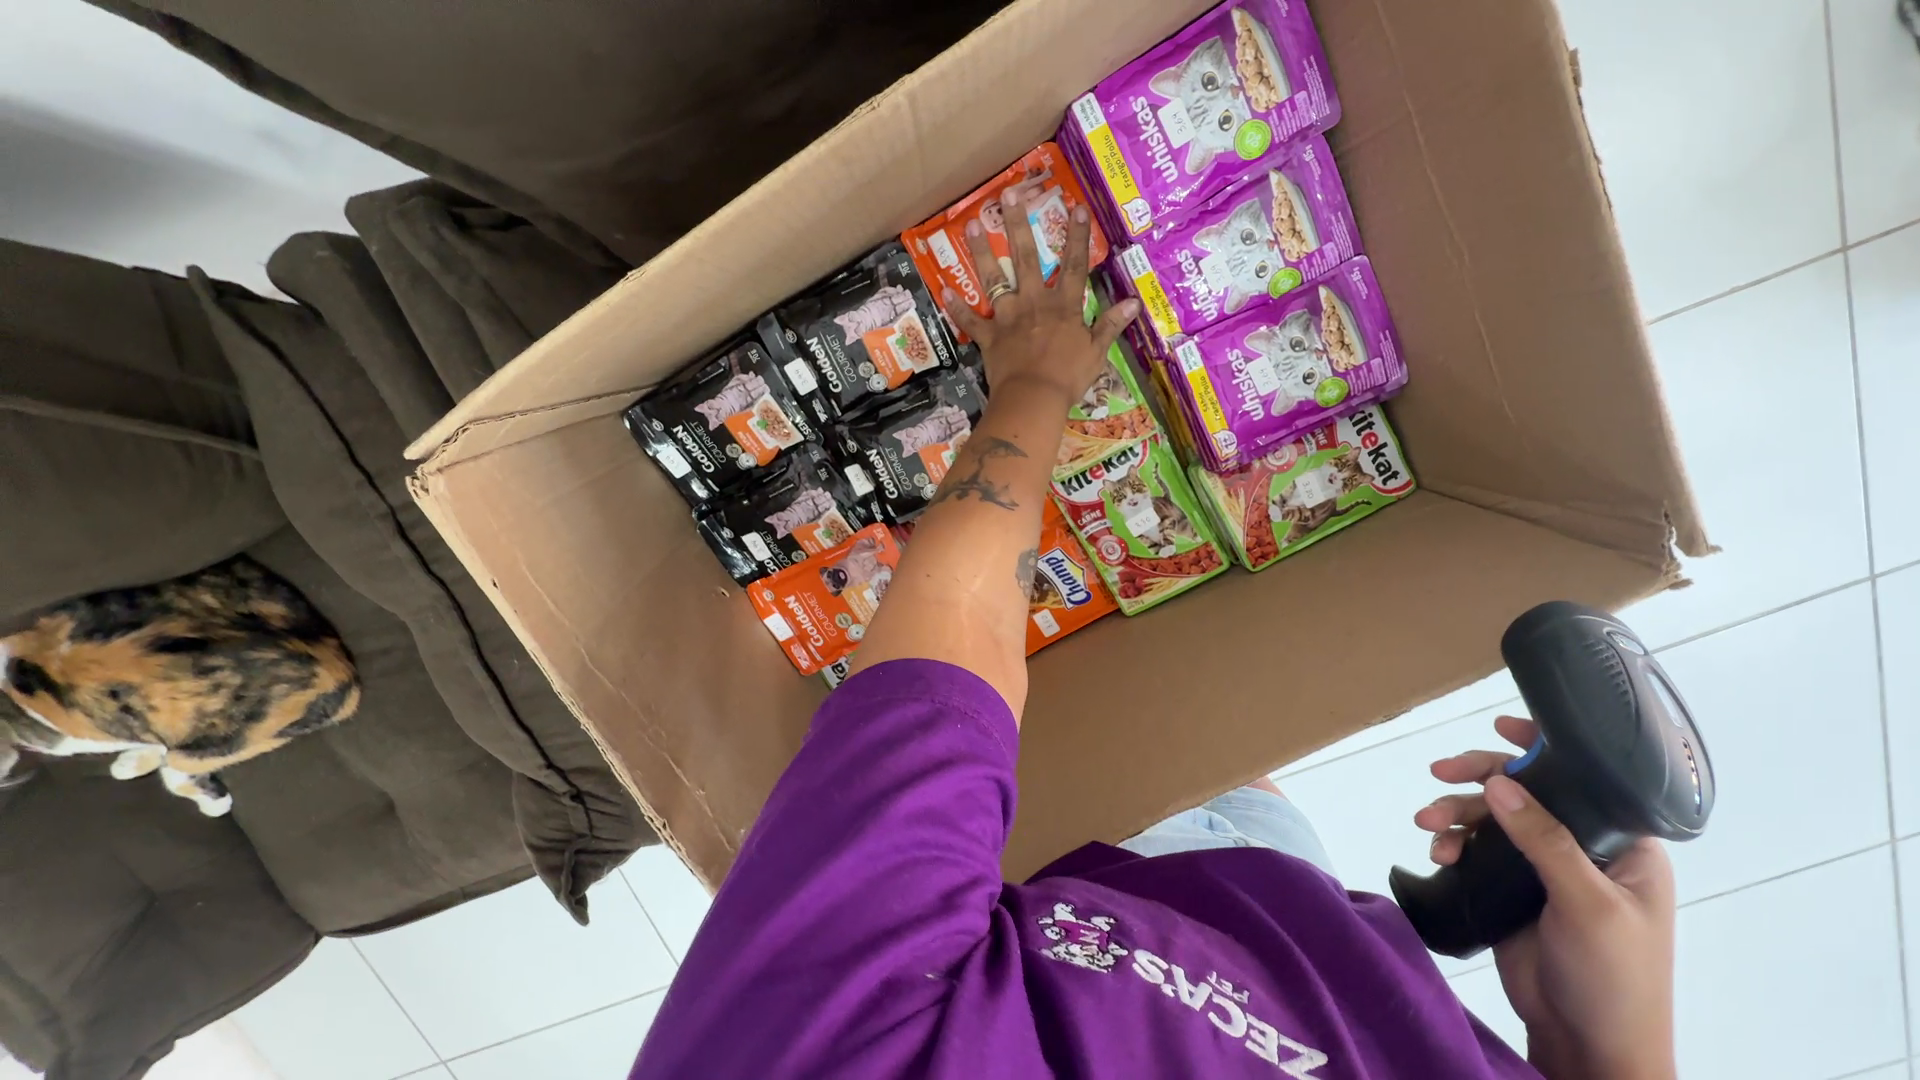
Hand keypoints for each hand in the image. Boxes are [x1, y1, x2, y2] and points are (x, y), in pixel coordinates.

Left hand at [942, 188, 1139, 404]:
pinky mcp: (989, 337)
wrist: (1034, 398)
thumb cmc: (1068, 377)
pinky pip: (970, 321)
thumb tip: (1133, 303)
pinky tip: (943, 290)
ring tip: (969, 225)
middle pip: (1026, 257)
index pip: (1074, 265)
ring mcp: (1008, 317)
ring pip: (992, 279)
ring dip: (980, 252)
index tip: (1076, 206)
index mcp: (1063, 306)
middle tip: (1009, 195)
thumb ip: (1110, 325)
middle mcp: (1034, 302)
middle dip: (1018, 224)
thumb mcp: (1096, 352)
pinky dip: (957, 308)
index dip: (1077, 236)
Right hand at [1417, 716, 1677, 1079]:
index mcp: (1623, 847)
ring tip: (1429, 825)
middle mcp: (1582, 848)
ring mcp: (1543, 869)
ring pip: (1493, 818)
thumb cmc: (1614, 976)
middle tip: (1439, 773)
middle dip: (1478, 780)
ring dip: (1457, 813)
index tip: (1500, 726)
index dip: (1543, 747)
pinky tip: (1439, 852)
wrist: (1588, 1043)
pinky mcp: (1510, 889)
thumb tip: (1500, 783)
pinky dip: (1453, 842)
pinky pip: (1475, 849)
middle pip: (1525, 792)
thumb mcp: (1587, 905)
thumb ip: (1544, 840)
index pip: (1584, 779)